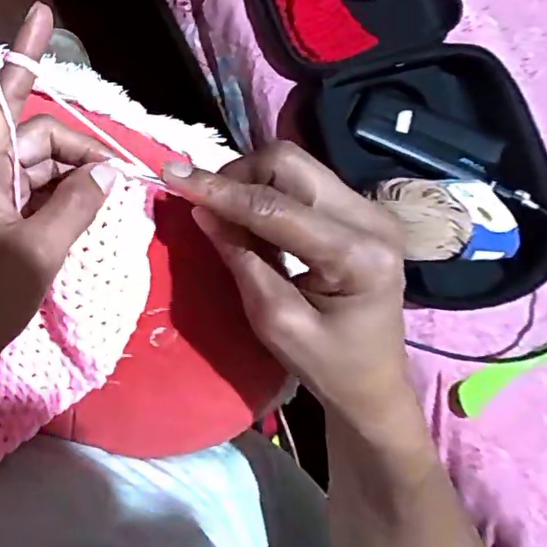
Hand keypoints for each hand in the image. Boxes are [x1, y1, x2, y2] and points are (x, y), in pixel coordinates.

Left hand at [0, 3, 117, 372]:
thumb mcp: (39, 251)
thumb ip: (77, 204)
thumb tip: (108, 171)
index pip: (5, 99)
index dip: (24, 55)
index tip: (40, 15)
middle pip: (37, 135)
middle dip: (79, 149)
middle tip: (118, 178)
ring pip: (43, 162)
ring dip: (77, 173)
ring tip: (109, 196)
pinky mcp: (2, 213)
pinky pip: (40, 186)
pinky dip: (67, 191)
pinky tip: (92, 204)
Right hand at [163, 142, 411, 416]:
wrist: (375, 383)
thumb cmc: (327, 365)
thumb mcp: (274, 321)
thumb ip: (240, 259)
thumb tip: (201, 210)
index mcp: (358, 256)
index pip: (273, 207)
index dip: (219, 189)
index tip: (172, 174)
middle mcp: (371, 219)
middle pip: (288, 164)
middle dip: (237, 176)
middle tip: (208, 207)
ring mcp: (369, 209)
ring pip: (292, 165)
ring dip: (249, 181)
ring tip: (229, 216)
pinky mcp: (359, 209)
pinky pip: (301, 180)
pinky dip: (266, 191)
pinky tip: (253, 220)